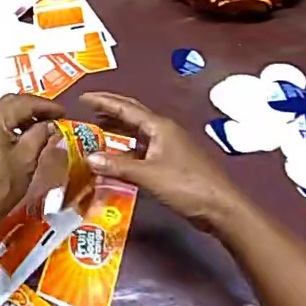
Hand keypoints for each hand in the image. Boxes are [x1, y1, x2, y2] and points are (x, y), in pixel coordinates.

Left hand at [0, 94, 65, 230]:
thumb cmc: (3, 185)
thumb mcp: (27, 157)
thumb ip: (41, 133)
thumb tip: (52, 123)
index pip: (24, 103)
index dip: (47, 106)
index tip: (64, 112)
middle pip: (12, 102)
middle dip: (35, 108)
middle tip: (55, 117)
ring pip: (3, 109)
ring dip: (23, 114)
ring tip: (44, 123)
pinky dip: (10, 121)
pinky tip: (25, 131)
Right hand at [79, 92, 246, 232]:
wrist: (221, 208)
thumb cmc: (186, 186)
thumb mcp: (148, 176)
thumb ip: (118, 166)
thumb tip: (89, 158)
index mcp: (159, 126)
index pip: (125, 108)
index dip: (103, 102)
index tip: (83, 98)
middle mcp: (164, 130)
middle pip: (133, 114)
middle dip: (111, 109)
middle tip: (89, 108)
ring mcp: (169, 145)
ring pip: (138, 131)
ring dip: (118, 128)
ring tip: (97, 128)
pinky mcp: (172, 161)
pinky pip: (143, 146)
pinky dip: (127, 146)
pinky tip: (117, 154)